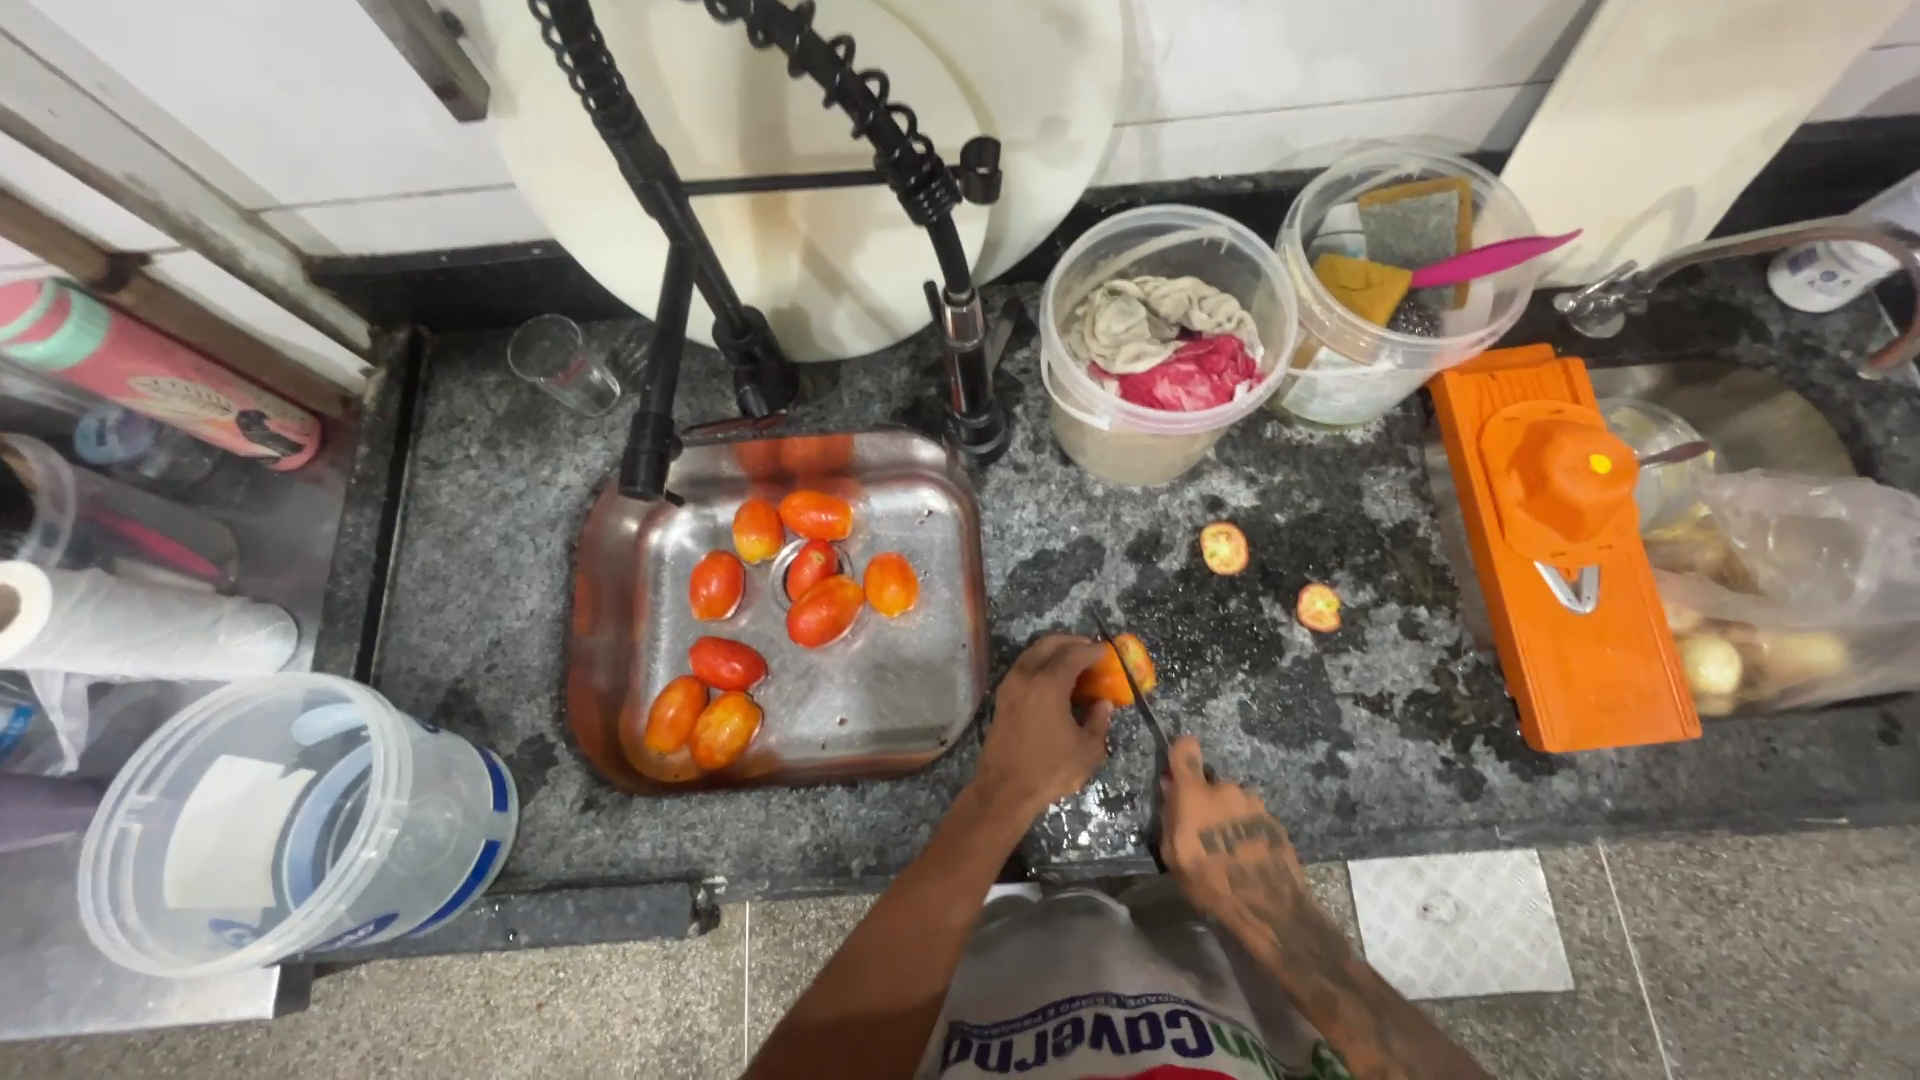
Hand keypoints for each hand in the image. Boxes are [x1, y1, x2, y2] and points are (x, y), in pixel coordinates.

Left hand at [972, 635, 1113, 820]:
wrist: (1004, 789)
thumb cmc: (1049, 770)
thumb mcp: (1087, 749)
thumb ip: (1098, 720)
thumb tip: (1102, 703)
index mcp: (1048, 684)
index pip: (1074, 653)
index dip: (1093, 650)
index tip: (1107, 650)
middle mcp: (1026, 676)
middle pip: (1049, 644)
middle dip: (1072, 642)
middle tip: (1091, 651)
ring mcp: (1010, 685)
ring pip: (1033, 653)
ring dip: (1054, 651)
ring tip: (1075, 664)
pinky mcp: (1002, 697)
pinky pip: (1024, 667)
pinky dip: (1041, 664)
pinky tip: (1055, 680)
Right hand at [1160, 736, 1309, 935]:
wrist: (1269, 907)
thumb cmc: (1210, 882)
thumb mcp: (1173, 856)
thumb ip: (1169, 817)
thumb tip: (1169, 789)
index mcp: (1196, 794)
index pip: (1185, 750)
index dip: (1180, 750)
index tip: (1178, 765)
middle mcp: (1226, 789)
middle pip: (1210, 784)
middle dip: (1205, 800)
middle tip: (1203, 830)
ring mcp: (1254, 803)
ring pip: (1233, 800)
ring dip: (1227, 814)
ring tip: (1228, 847)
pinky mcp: (1274, 820)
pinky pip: (1251, 816)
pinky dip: (1246, 828)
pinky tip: (1247, 854)